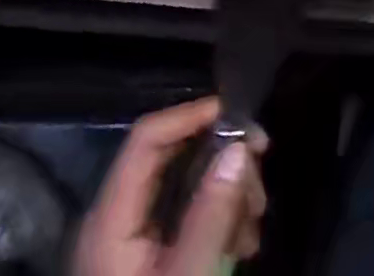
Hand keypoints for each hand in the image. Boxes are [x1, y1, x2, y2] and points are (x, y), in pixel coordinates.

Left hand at [72, 97, 268, 275]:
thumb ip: (211, 215)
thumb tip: (240, 148)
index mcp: (112, 215)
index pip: (147, 138)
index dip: (189, 115)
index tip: (237, 115)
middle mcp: (119, 216)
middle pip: (170, 158)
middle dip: (220, 159)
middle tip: (261, 171)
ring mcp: (134, 239)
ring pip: (186, 186)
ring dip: (226, 192)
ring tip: (254, 222)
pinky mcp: (151, 259)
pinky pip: (188, 217)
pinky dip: (219, 218)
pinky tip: (244, 241)